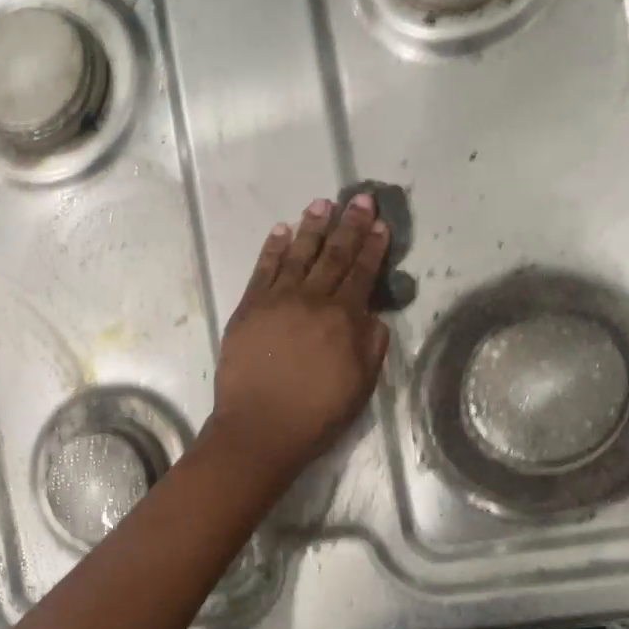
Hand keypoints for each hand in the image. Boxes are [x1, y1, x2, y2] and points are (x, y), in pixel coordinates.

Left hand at [206, 193, 392, 484]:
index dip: (373, 248)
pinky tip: (282, 231)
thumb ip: (371, 346)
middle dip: (349, 225)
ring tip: (322, 204)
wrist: (259, 429)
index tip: (381, 225)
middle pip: (333, 254)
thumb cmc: (315, 416)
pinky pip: (263, 270)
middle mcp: (311, 300)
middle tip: (360, 199)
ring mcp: (276, 301)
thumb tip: (373, 316)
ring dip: (312, 227)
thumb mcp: (361, 386)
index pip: (362, 273)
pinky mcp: (248, 309)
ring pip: (298, 254)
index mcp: (344, 319)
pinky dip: (273, 248)